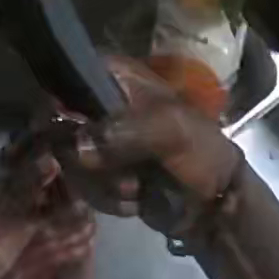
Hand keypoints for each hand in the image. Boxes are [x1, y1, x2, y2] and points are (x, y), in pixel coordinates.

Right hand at [60, 57, 242, 232]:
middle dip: (91, 160)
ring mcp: (97, 138)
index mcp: (113, 77)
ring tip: (137, 189)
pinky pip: (84, 184)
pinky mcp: (100, 170)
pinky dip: (108, 198)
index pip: (66, 79)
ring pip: (71, 160)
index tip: (71, 135)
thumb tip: (77, 148)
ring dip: (104, 183)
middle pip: (61, 127)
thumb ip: (120, 133)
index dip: (60, 107)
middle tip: (124, 175)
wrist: (219, 201)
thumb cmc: (198, 148)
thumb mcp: (167, 129)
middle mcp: (98, 103)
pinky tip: (136, 200)